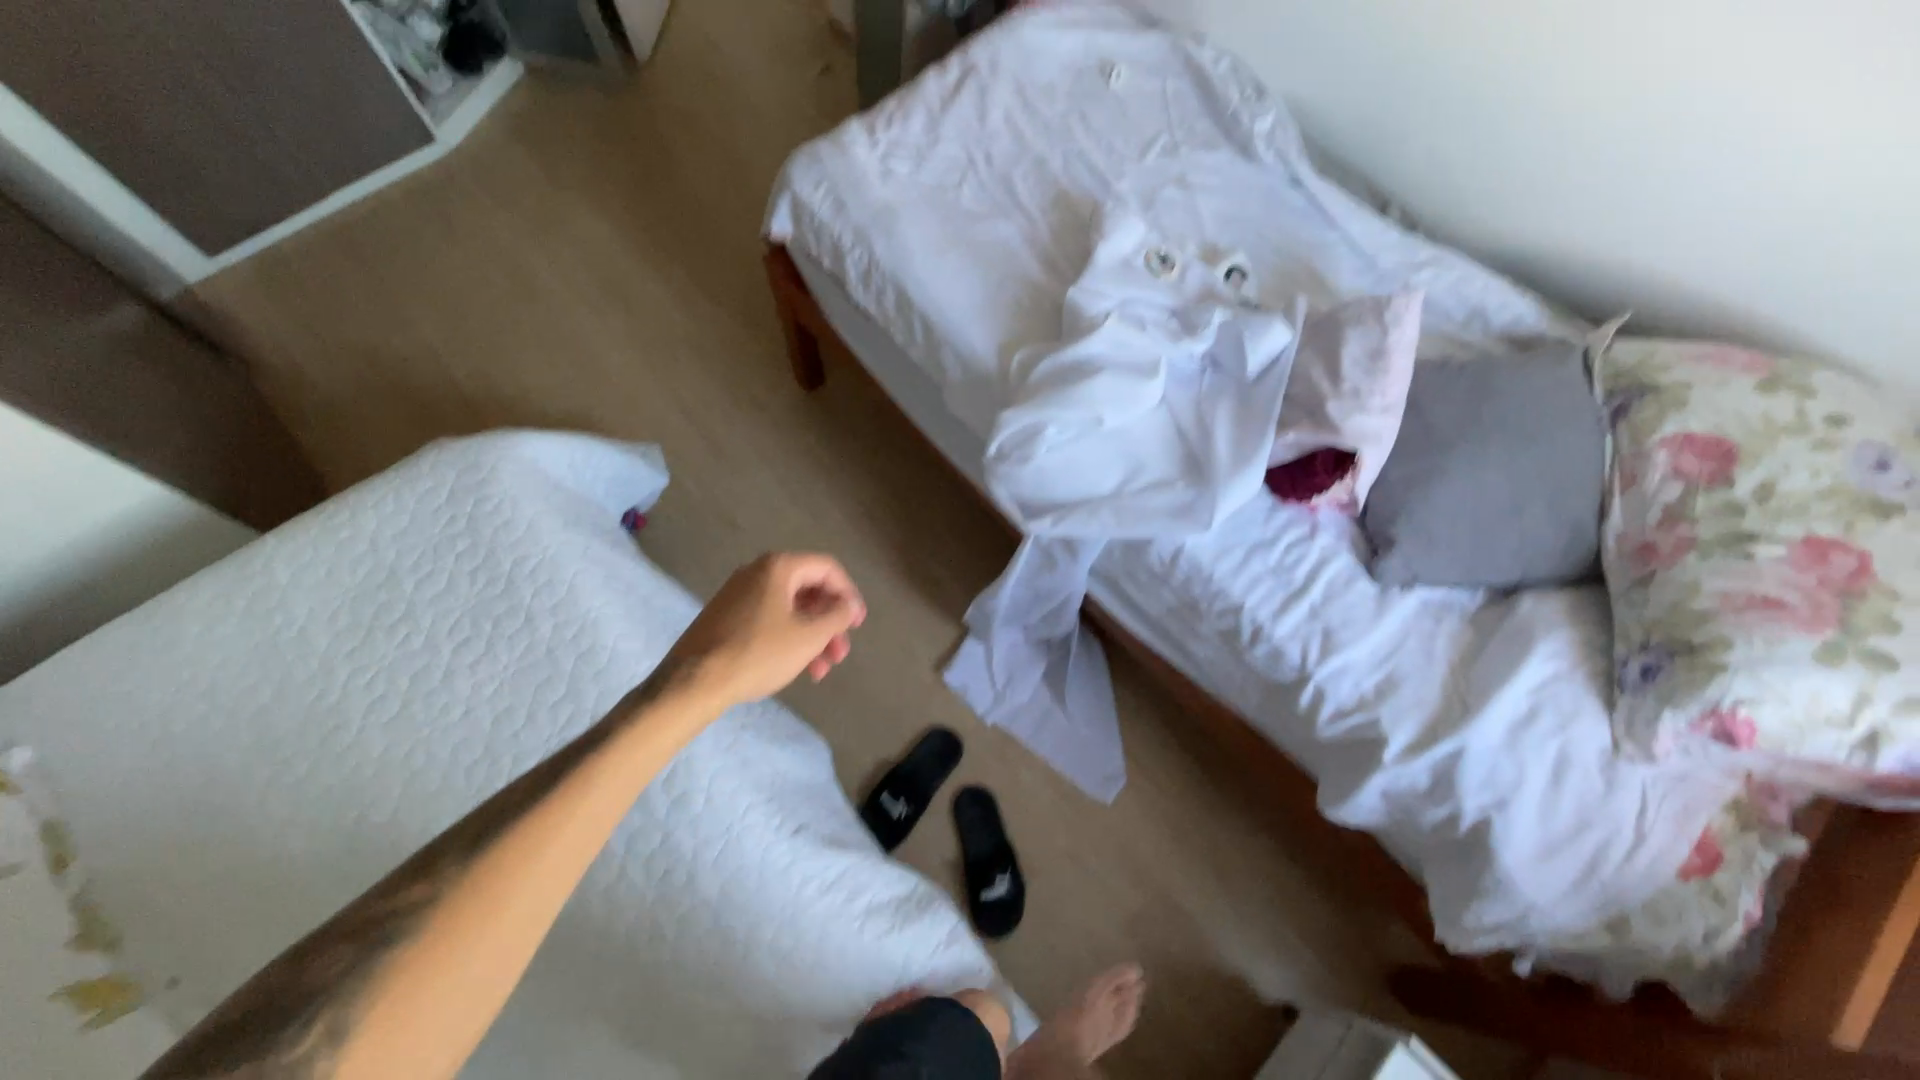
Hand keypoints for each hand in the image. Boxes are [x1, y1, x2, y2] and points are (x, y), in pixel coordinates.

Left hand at [662, 553, 866, 708]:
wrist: (695, 680)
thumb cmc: (759, 652)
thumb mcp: (808, 636)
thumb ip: (837, 615)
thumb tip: (850, 605)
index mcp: (778, 567)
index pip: (826, 568)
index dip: (849, 594)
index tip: (857, 624)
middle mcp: (756, 573)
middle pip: (808, 591)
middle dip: (829, 623)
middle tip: (840, 654)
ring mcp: (738, 595)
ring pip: (789, 610)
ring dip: (811, 637)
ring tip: (821, 671)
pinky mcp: (726, 617)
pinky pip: (768, 620)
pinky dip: (788, 639)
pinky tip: (795, 668)